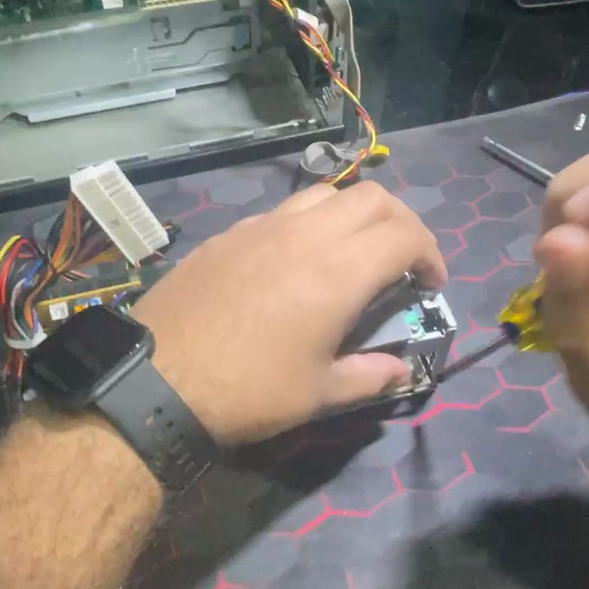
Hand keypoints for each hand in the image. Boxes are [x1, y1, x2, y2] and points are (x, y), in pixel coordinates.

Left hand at [133, 183, 447, 446]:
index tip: (431, 283)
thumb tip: (400, 372)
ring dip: (354, 214)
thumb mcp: (318, 395)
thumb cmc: (247, 392)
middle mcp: (304, 235)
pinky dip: (309, 223)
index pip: (405, 235)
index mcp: (337, 272)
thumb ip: (369, 377)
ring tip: (352, 252)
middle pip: (372, 197)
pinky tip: (296, 261)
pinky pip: (283, 210)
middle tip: (403, 260)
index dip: (431, 253)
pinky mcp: (230, 234)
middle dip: (401, 222)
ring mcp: (262, 227)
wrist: (157, 380)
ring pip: (326, 193)